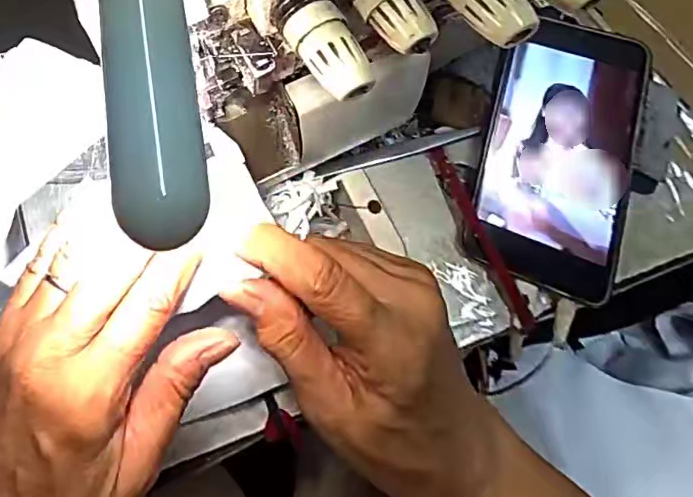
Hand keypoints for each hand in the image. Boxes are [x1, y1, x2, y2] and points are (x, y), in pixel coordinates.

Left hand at [0, 232, 241, 496]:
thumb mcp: (130, 464)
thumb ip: (172, 390)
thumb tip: (212, 343)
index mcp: (88, 390)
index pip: (147, 303)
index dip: (177, 266)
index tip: (195, 245)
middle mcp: (48, 352)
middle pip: (110, 270)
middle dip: (148, 241)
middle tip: (174, 227)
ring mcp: (17, 336)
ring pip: (71, 258)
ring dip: (107, 232)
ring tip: (136, 217)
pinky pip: (34, 268)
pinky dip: (62, 241)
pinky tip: (79, 226)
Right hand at [219, 225, 581, 496]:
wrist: (455, 447)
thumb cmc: (396, 442)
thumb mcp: (330, 408)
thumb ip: (286, 340)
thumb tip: (245, 288)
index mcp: (393, 337)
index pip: (323, 274)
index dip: (273, 253)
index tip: (237, 251)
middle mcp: (408, 294)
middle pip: (322, 253)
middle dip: (281, 266)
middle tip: (262, 300)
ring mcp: (412, 277)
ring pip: (330, 245)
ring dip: (302, 267)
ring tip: (302, 312)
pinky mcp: (408, 268)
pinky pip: (346, 250)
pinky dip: (323, 268)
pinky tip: (326, 303)